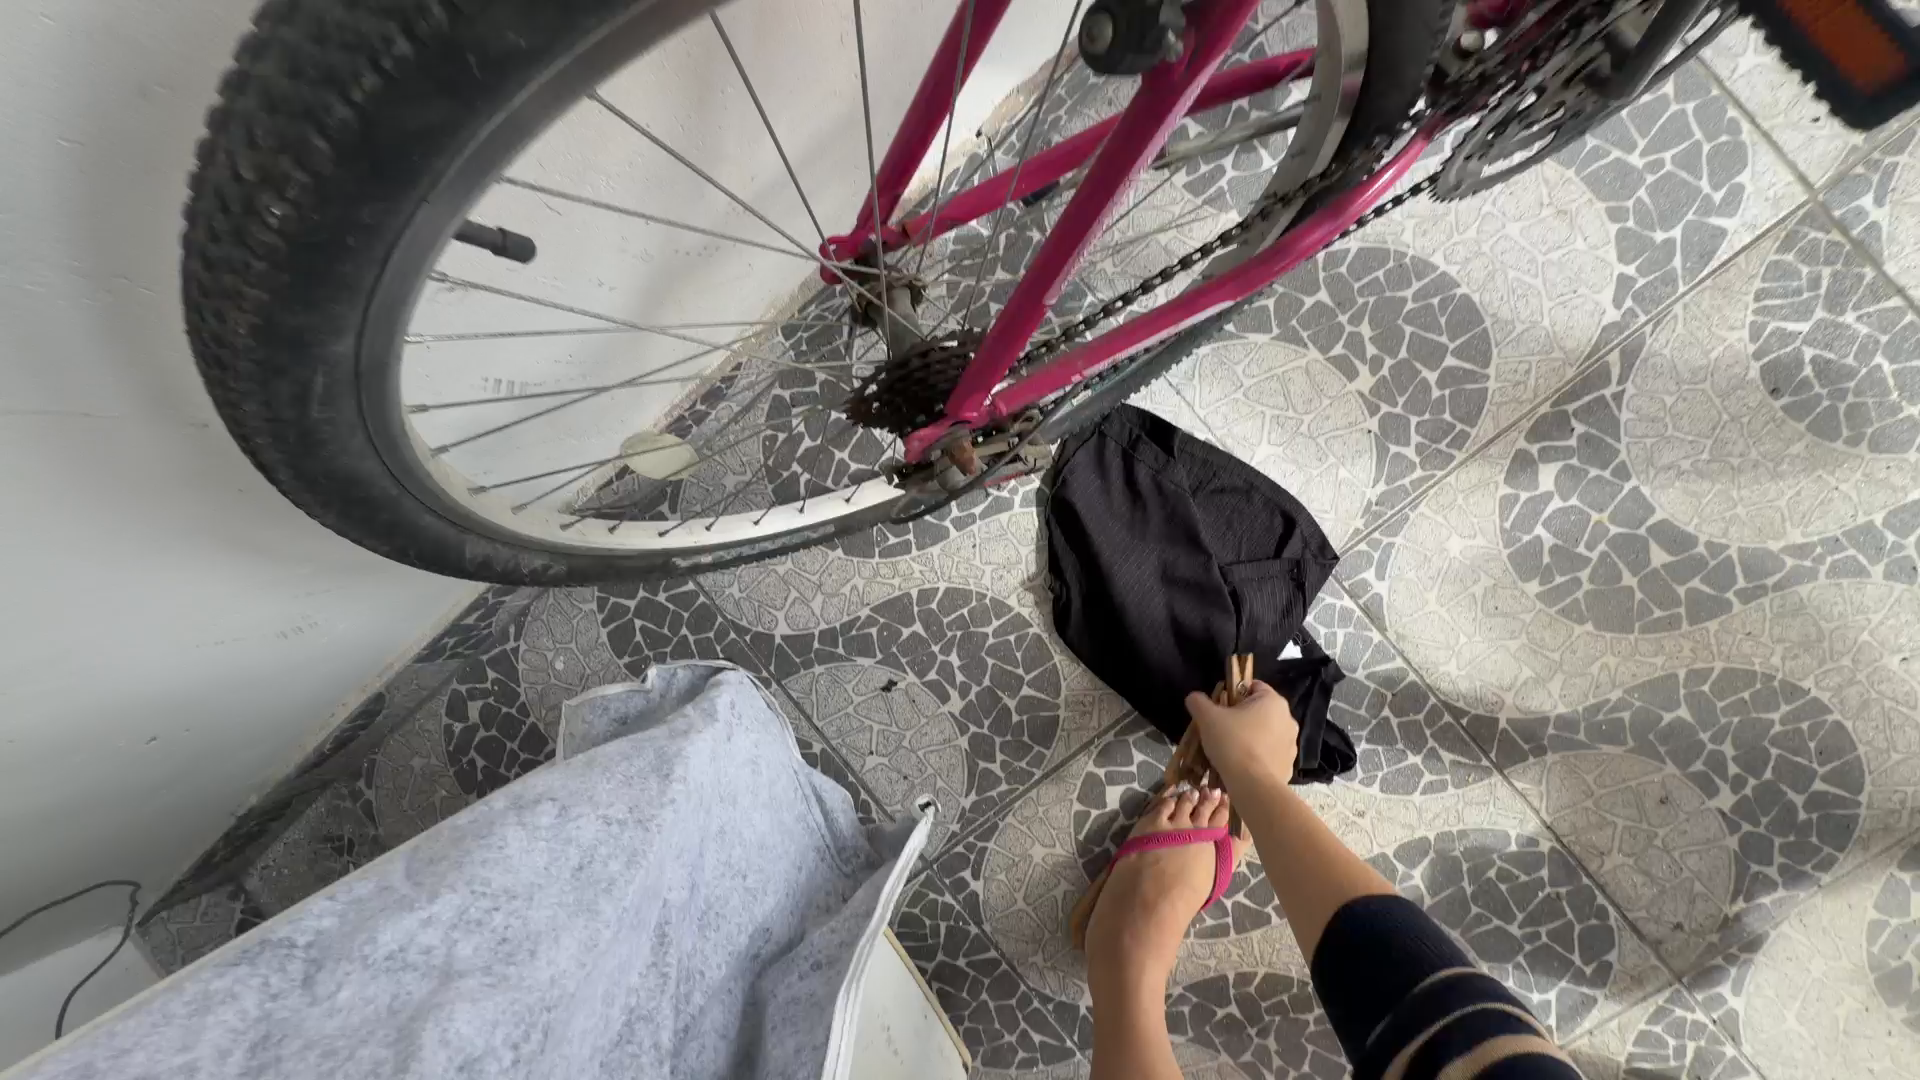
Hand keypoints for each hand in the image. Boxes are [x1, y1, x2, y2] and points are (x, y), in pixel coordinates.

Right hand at [1184, 681, 1297, 793]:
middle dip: (1241, 716)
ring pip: (1265, 732)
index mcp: (1273, 701)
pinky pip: (1269, 753)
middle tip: (1221, 729)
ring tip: (1230, 749)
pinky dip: (1257, 755)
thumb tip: (1194, 697)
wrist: (1252, 785)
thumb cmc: (1232, 742)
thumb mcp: (1207, 717)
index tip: (1219, 708)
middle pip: (1258, 710)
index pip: (1252, 686)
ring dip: (1250, 736)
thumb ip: (1198, 701)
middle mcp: (1288, 719)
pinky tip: (1242, 764)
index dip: (1233, 693)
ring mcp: (1291, 743)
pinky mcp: (1289, 764)